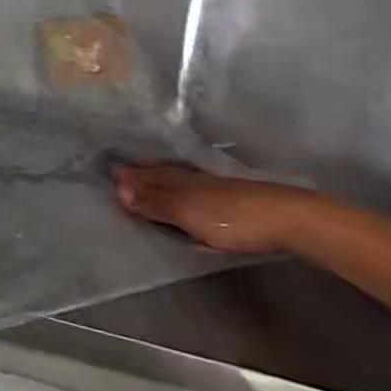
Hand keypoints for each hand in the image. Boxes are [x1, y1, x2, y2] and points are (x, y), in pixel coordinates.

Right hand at [114, 164, 330, 252]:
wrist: (285, 218)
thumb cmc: (231, 217)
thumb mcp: (187, 213)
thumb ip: (154, 202)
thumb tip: (117, 184)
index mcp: (177, 179)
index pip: (144, 175)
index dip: (127, 176)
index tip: (106, 173)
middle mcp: (189, 178)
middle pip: (157, 174)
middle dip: (138, 175)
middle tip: (117, 174)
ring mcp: (208, 186)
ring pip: (173, 179)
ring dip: (156, 180)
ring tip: (140, 180)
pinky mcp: (225, 197)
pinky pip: (188, 188)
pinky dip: (175, 188)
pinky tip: (178, 193)